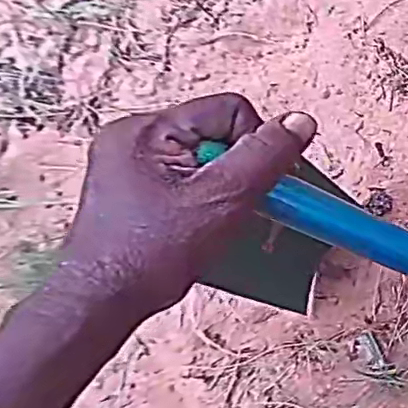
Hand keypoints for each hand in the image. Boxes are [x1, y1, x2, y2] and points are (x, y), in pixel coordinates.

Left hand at [47, 94, 316, 318]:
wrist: (108, 297)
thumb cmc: (153, 251)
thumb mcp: (225, 197)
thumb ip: (267, 154)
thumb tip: (300, 122)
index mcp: (147, 130)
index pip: (231, 110)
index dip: (254, 147)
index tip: (247, 184)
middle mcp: (135, 137)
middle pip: (222, 132)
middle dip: (239, 169)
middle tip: (229, 203)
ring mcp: (134, 161)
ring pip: (212, 157)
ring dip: (226, 185)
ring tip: (211, 216)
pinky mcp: (139, 184)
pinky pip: (195, 174)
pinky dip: (210, 196)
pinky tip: (200, 220)